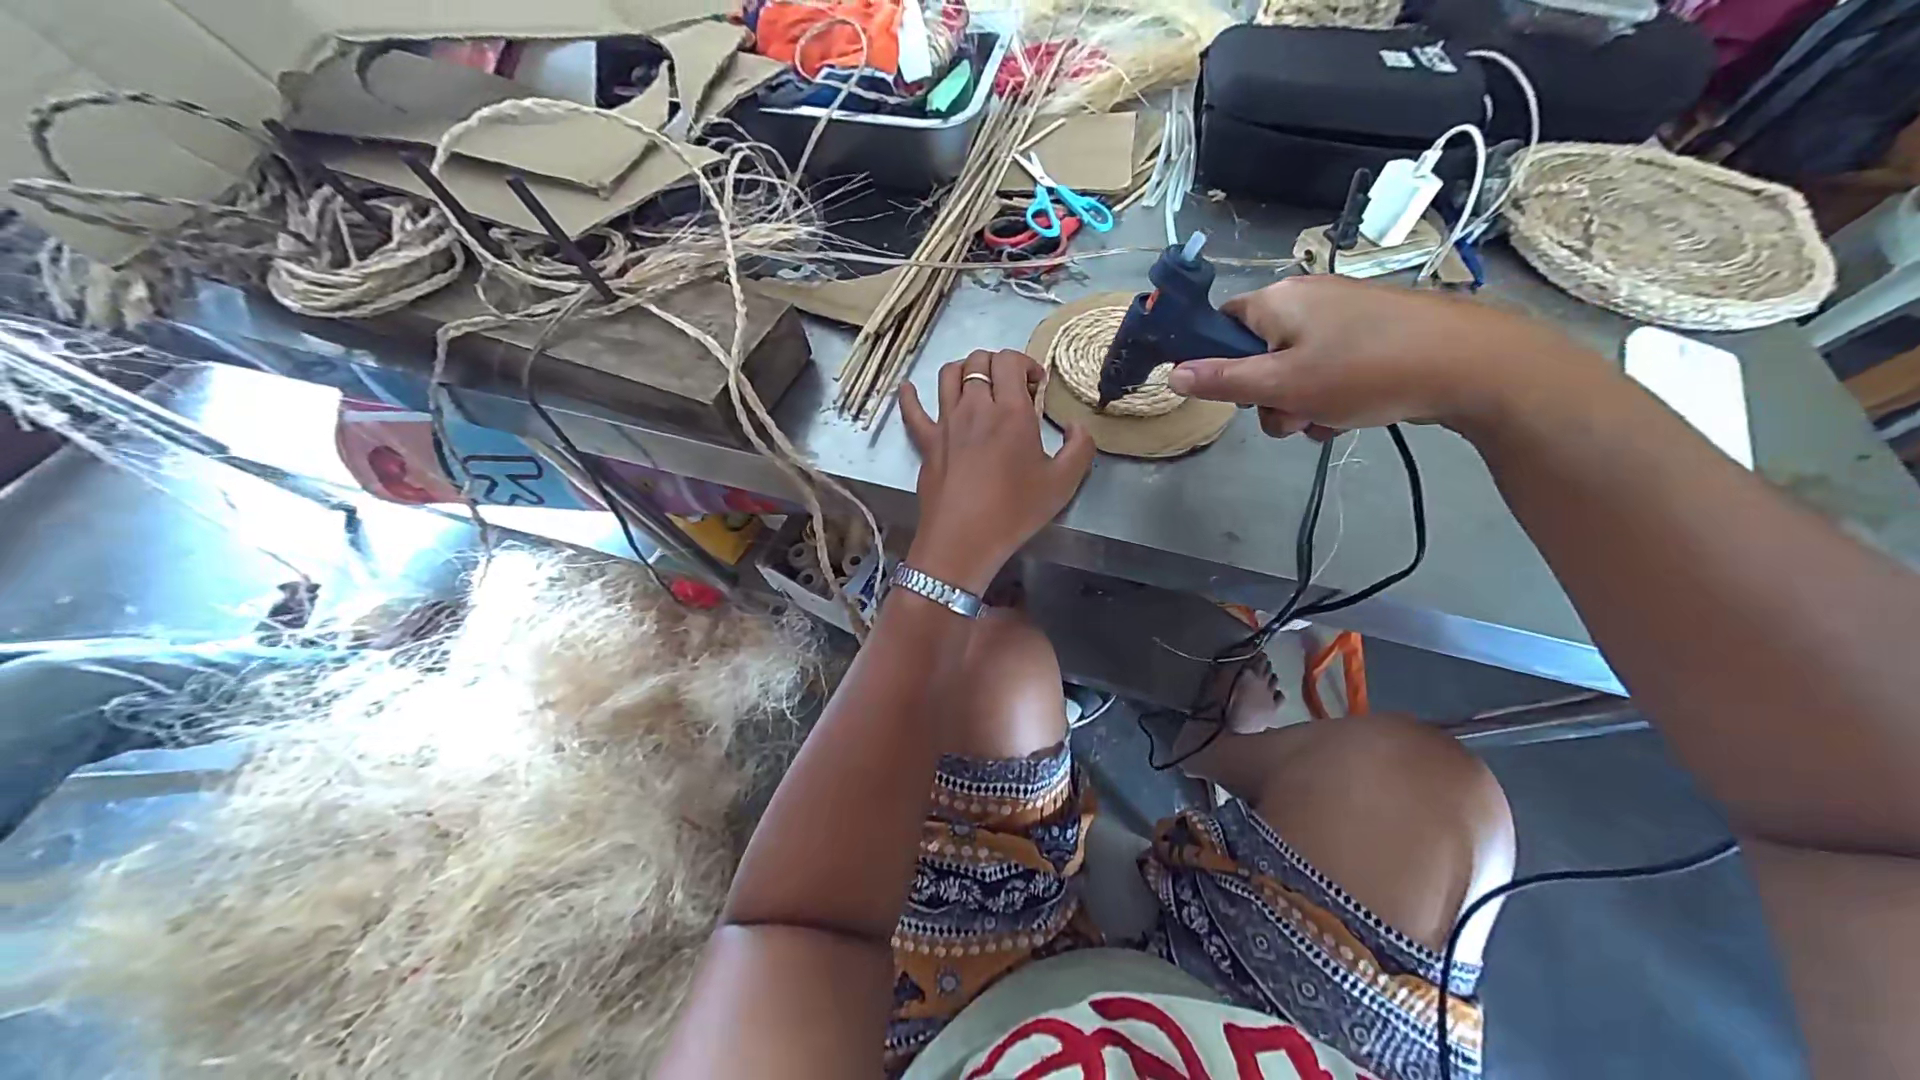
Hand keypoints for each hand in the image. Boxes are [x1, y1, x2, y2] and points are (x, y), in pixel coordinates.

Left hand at [899, 349, 1094, 593]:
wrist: (963, 540)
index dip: (1025, 363)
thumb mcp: (1063, 483)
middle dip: (998, 365)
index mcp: (1010, 411)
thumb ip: (1081, 448)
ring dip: (965, 370)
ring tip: (977, 386)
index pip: (1009, 360)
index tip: (1035, 385)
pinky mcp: (926, 442)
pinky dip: (910, 395)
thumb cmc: (1014, 511)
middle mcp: (974, 407)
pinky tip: (910, 389)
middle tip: (1010, 388)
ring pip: (948, 374)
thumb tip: (1077, 426)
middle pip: (979, 361)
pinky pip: (912, 410)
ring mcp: (946, 423)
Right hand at [1166, 275, 1603, 439]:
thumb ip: (1223, 381)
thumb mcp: (1283, 384)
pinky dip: (1329, 395)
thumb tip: (1172, 374)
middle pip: (1257, 355)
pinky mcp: (1372, 333)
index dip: (1218, 363)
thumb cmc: (1364, 371)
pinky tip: (1350, 414)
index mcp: (1277, 300)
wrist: (1472, 366)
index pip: (1221, 325)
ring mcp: (1343, 315)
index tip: (1235, 395)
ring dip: (1298, 403)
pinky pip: (1327, 368)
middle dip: (1266, 396)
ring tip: (1325, 419)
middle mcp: (1307, 298)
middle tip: (1290, 415)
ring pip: (1293, 370)